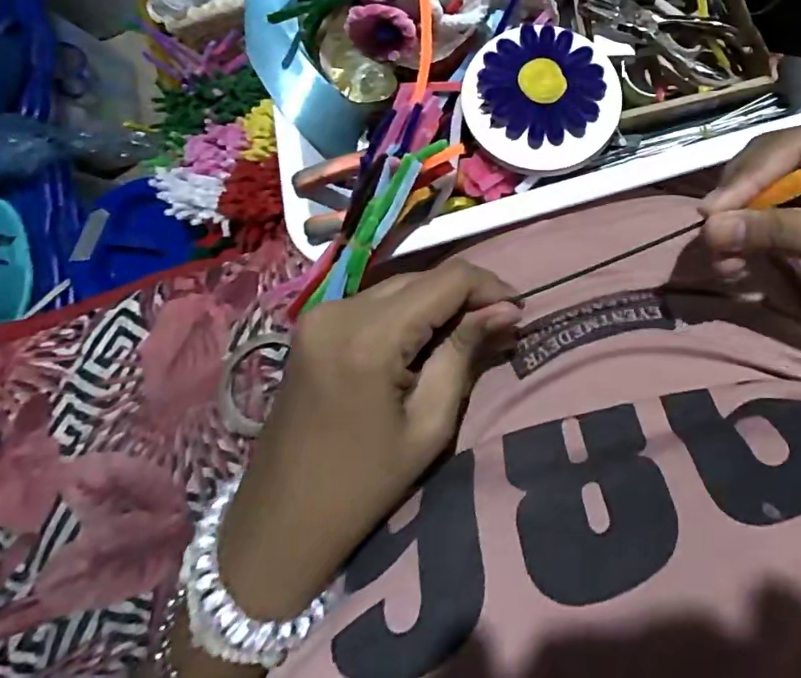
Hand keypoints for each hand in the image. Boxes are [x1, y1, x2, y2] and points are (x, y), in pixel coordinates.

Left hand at [217, 260, 519, 618]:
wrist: (280, 522)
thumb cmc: (364, 486)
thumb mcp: (430, 423)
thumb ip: (465, 353)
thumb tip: (507, 309)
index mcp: (368, 337)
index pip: (448, 279)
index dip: (490, 286)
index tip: (519, 311)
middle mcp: (339, 310)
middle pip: (424, 277)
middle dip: (468, 295)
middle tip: (500, 327)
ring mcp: (320, 313)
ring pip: (402, 285)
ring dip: (440, 302)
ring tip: (470, 334)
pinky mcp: (314, 324)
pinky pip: (378, 301)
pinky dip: (410, 312)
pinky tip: (427, 339)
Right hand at [699, 122, 800, 344]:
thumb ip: (780, 231)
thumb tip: (708, 228)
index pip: (792, 146)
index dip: (748, 175)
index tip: (713, 211)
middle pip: (774, 163)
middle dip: (741, 198)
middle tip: (710, 232)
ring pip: (770, 190)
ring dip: (742, 220)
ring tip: (719, 253)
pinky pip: (777, 216)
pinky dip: (755, 237)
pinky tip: (736, 258)